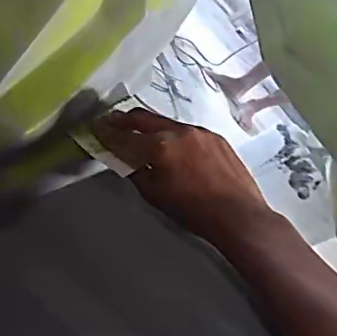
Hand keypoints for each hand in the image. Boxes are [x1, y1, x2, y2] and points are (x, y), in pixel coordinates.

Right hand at [90, 107, 273, 240]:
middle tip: (111, 122)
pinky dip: (173, 135)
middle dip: (123, 119)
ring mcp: (199, 132)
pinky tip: (173, 148)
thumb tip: (123, 158)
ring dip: (150, 127)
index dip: (106, 132)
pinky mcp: (216, 138)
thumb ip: (134, 170)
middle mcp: (178, 132)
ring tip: (141, 136)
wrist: (241, 218)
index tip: (95, 128)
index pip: (123, 135)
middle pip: (142, 117)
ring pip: (165, 123)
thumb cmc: (193, 210)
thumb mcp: (153, 193)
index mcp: (159, 146)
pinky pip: (186, 131)